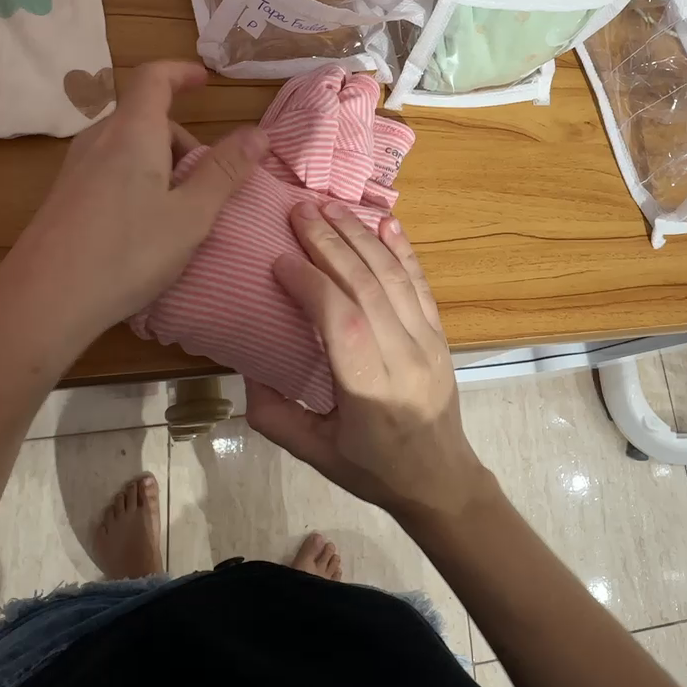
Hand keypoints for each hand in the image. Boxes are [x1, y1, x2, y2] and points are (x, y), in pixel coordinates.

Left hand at [0, 61, 267, 345]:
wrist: (42, 303)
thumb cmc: (126, 253)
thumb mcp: (191, 215)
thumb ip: (225, 172)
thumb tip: (259, 133)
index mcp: (133, 133)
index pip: (154, 78)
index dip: (181, 72)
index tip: (206, 80)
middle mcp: (99, 140)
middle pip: (145, 118)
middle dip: (183, 139)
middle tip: (209, 183)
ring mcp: (76, 169)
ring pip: (128, 147)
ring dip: (162, 163)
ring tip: (180, 211)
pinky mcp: (64, 198)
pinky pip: (111, 170)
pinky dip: (138, 181)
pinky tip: (145, 230)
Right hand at [244, 201, 493, 520]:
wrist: (441, 479)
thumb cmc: (373, 470)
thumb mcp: (315, 454)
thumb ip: (275, 414)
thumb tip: (245, 366)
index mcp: (370, 390)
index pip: (342, 321)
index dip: (312, 284)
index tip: (280, 259)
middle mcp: (404, 357)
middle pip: (367, 287)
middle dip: (331, 243)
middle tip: (300, 211)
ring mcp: (428, 341)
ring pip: (394, 277)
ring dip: (361, 236)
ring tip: (330, 207)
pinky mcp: (440, 333)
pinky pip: (421, 284)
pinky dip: (403, 249)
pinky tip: (386, 222)